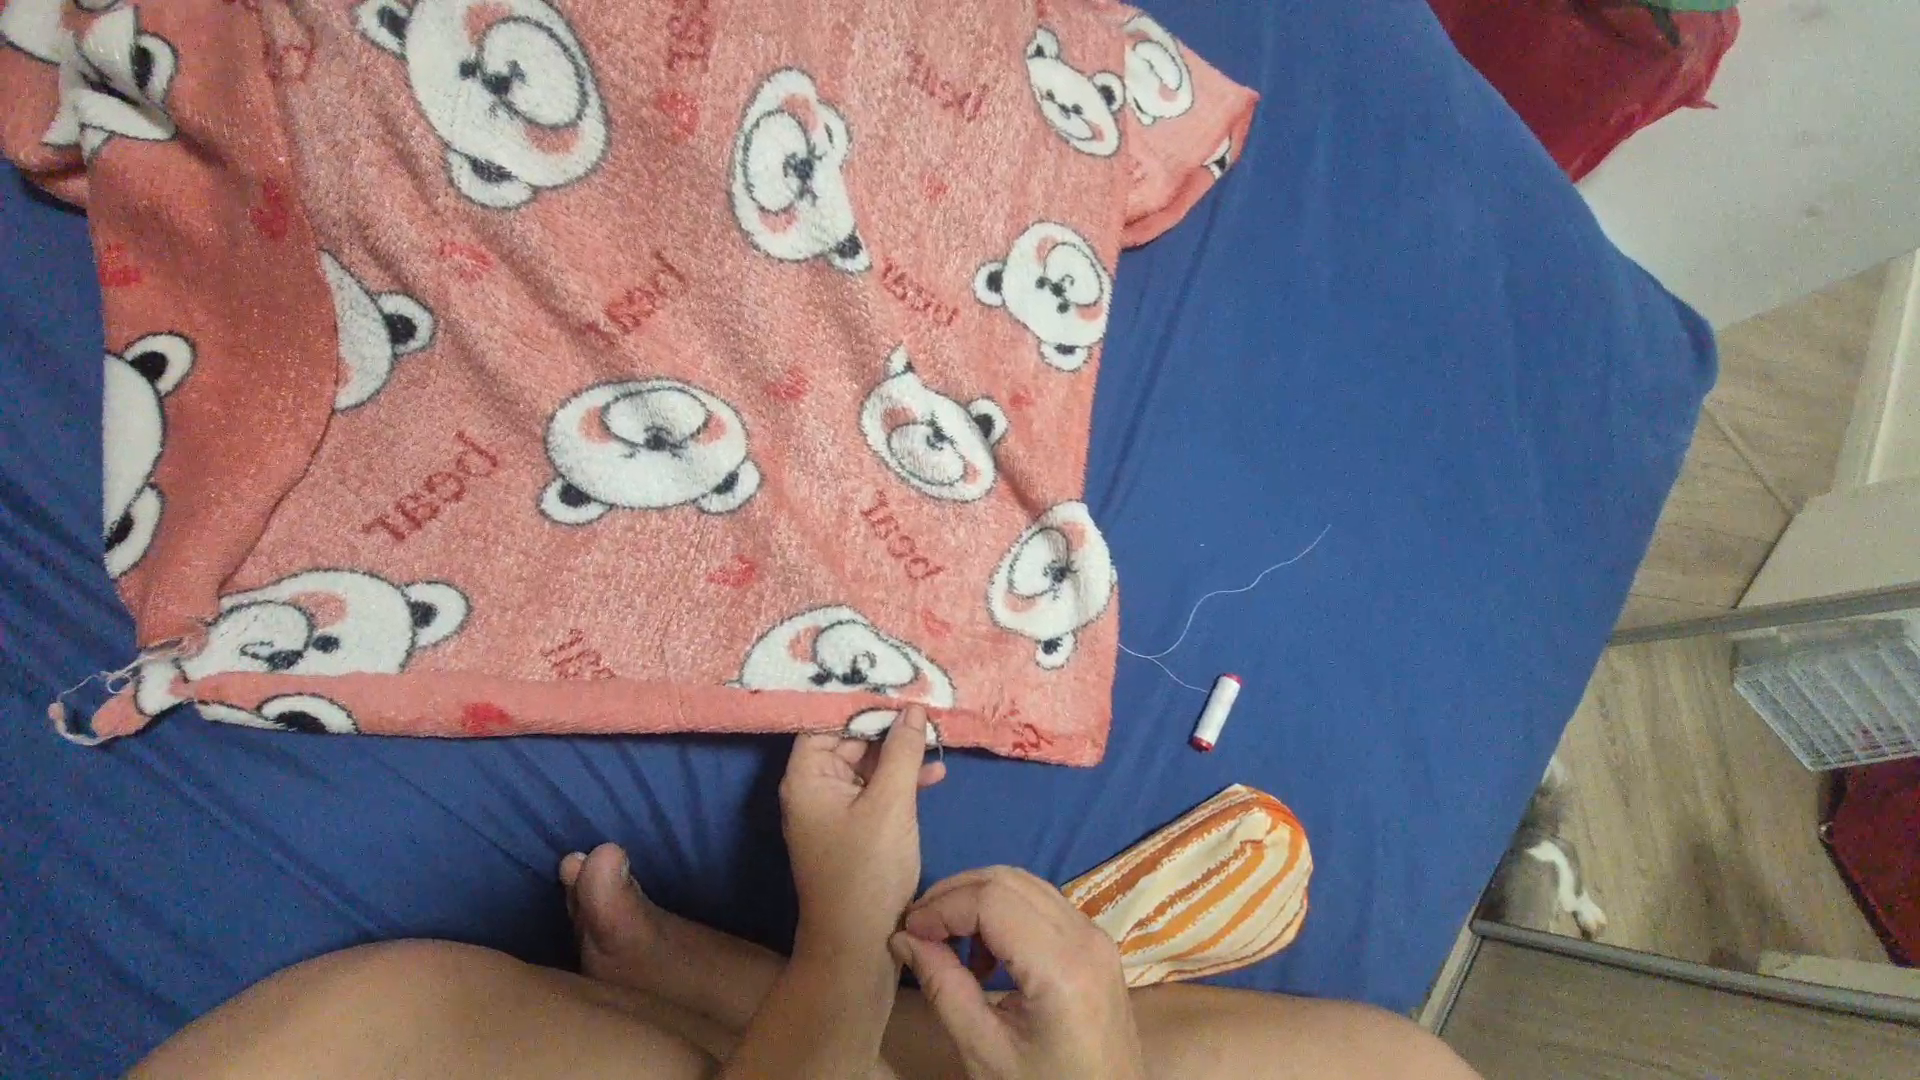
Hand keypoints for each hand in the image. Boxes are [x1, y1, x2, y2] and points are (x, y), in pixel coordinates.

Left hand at [780, 706, 945, 956]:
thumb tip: (913, 708)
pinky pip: (876, 788)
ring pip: (867, 762)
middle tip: (924, 701)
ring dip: (900, 751)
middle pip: (849, 737)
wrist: (859, 948)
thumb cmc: (867, 871)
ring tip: (937, 735)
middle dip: (887, 722)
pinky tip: (935, 775)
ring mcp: (834, 806)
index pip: (826, 718)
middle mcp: (814, 785)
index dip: (858, 697)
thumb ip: (902, 751)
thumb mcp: (891, 804)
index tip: (893, 676)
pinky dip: (902, 780)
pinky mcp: (854, 825)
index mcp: (807, 775)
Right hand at [889, 866, 1146, 1079]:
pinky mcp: (1096, 942)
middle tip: (919, 927)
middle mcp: (1085, 935)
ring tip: (946, 939)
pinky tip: (985, 952)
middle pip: (1008, 881)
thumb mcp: (985, 1053)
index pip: (992, 899)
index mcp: (1061, 966)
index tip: (908, 930)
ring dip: (979, 899)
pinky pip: (1043, 902)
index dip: (943, 906)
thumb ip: (943, 988)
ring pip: (1025, 883)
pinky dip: (1005, 910)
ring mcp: (1095, 935)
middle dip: (956, 894)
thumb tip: (903, 937)